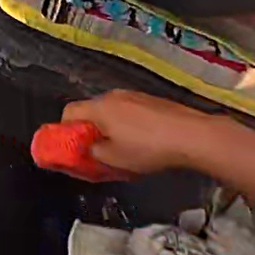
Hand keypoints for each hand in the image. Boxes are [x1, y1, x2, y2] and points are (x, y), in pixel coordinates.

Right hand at [62, 89, 232, 174]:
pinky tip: (141, 141)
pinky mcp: (150, 99)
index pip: (68, 112)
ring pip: (110, 110)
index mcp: (99, 108)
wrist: (190, 134)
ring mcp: (133, 95)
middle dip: (88, 131)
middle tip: (96, 152)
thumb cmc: (148, 148)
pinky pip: (128, 110)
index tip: (71, 147)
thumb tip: (85, 150)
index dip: (64, 130)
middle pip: (90, 110)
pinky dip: (126, 123)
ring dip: (109, 127)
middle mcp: (113, 95)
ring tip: (121, 149)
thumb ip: (91, 154)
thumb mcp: (113, 160)